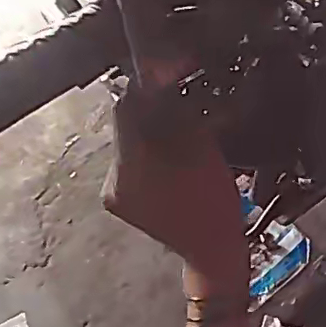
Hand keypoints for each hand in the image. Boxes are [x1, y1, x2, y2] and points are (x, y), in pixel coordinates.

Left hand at [102, 88, 247, 294]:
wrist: (213, 253)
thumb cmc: (213, 206)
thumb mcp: (200, 153)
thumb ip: (177, 113)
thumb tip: (162, 73)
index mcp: (126, 171)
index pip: (126, 111)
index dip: (147, 88)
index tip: (169, 74)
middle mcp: (112, 181)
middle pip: (125, 128)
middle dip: (151, 111)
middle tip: (178, 99)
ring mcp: (117, 193)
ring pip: (130, 144)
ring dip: (152, 130)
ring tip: (179, 125)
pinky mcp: (126, 200)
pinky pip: (135, 163)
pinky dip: (152, 151)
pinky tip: (172, 151)